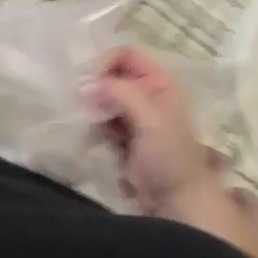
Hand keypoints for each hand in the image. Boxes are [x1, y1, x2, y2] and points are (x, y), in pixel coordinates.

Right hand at [91, 47, 218, 213]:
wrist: (176, 201)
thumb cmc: (169, 157)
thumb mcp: (151, 119)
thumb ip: (122, 94)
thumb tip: (87, 85)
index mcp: (160, 82)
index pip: (127, 55)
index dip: (106, 63)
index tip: (88, 83)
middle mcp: (147, 94)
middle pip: (113, 76)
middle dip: (95, 86)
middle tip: (81, 104)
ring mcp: (135, 117)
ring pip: (104, 99)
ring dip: (92, 107)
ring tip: (85, 122)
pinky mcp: (123, 138)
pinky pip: (102, 121)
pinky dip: (93, 125)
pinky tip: (91, 137)